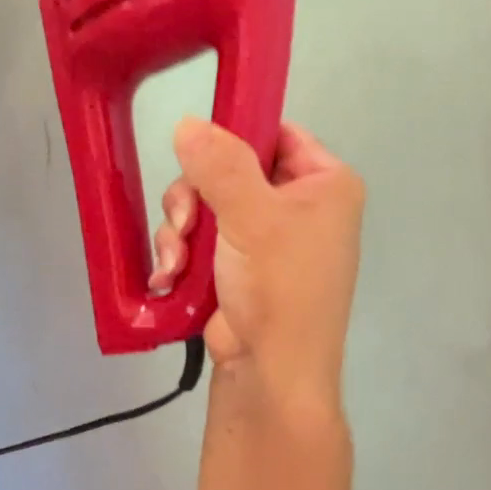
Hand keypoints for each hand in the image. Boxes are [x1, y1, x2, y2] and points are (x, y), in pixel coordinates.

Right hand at [150, 118, 365, 404]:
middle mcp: (294, 209)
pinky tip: (168, 279)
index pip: (276, 136)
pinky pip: (193, 248)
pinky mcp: (230, 273)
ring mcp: (260, 244)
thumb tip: (186, 122)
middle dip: (192, 201)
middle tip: (184, 224)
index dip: (234, 138)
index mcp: (322, 184)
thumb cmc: (279, 286)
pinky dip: (176, 261)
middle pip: (225, 175)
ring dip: (177, 236)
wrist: (269, 367)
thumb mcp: (252, 216)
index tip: (197, 153)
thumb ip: (220, 166)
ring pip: (201, 213)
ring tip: (174, 264)